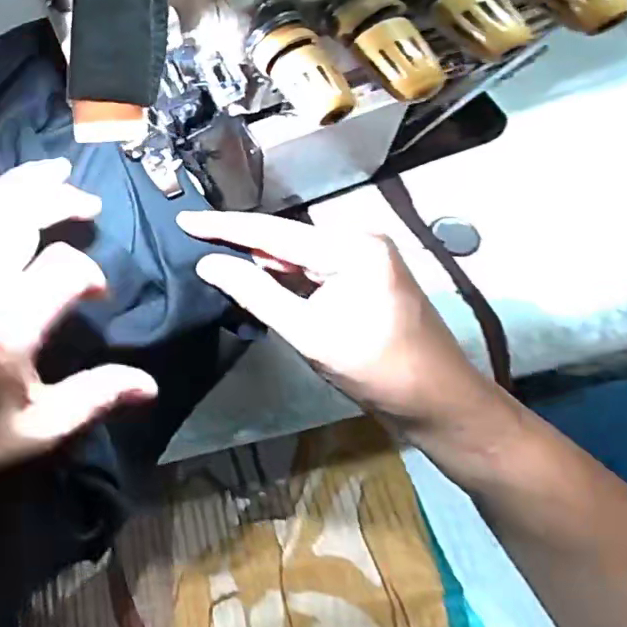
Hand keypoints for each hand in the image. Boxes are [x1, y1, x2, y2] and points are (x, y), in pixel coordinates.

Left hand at [0, 157, 159, 514]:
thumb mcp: (39, 428)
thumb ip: (95, 397)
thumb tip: (148, 385)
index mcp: (9, 326)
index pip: (63, 268)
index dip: (91, 274)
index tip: (99, 294)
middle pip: (22, 216)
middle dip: (61, 200)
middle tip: (89, 206)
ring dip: (23, 181)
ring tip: (56, 169)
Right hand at [176, 210, 498, 430]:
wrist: (443, 406)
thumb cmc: (380, 372)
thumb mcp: (308, 334)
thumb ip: (255, 293)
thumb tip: (209, 264)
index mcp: (350, 247)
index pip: (271, 232)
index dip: (223, 227)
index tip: (184, 220)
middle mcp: (357, 239)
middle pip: (280, 237)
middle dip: (237, 241)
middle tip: (191, 238)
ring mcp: (363, 254)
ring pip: (293, 252)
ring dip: (258, 259)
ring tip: (212, 254)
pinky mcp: (362, 272)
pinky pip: (309, 265)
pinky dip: (281, 274)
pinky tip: (253, 275)